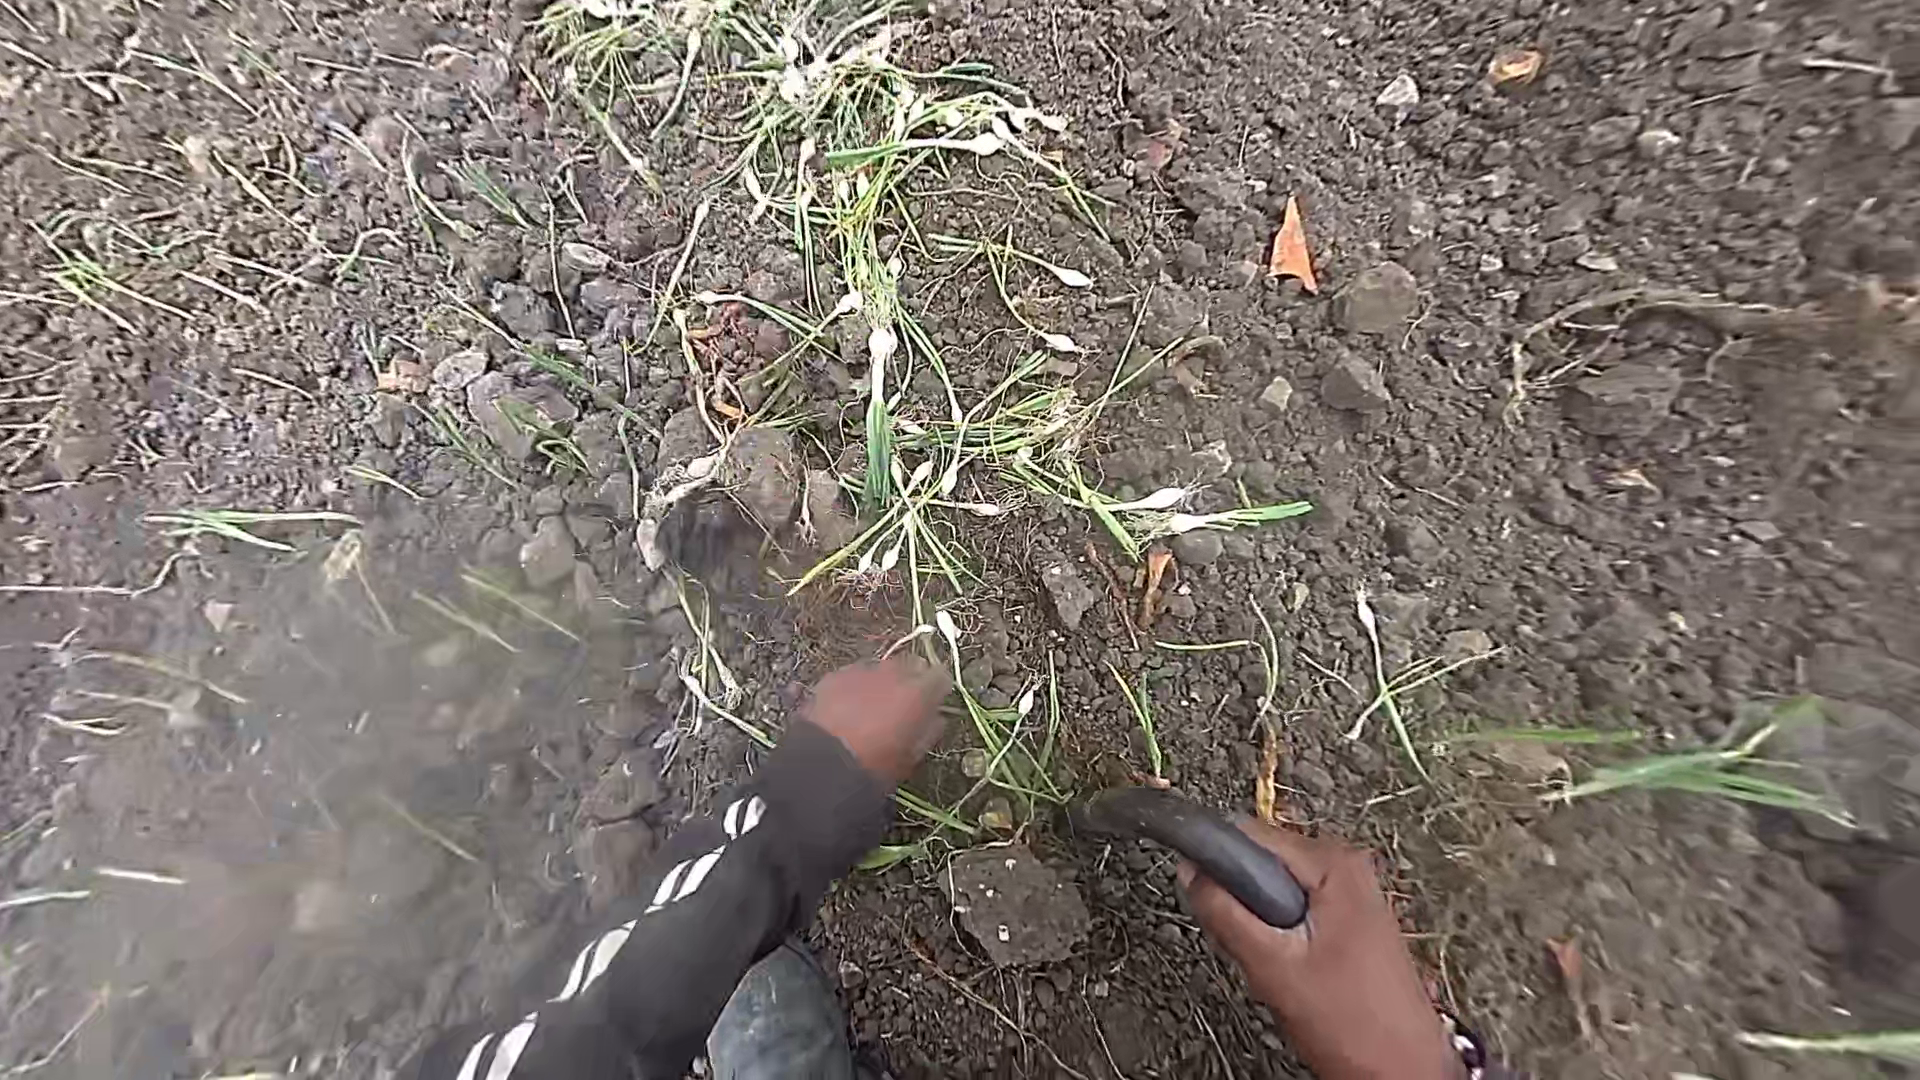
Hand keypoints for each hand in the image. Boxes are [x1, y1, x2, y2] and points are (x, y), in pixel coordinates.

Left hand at [801, 654, 950, 786]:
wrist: (822, 766)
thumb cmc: (875, 767)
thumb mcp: (911, 757)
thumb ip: (929, 731)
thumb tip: (936, 718)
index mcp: (919, 693)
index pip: (940, 676)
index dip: (938, 688)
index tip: (935, 700)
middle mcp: (894, 673)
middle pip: (912, 664)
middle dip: (912, 678)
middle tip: (905, 701)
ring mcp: (863, 671)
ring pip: (882, 667)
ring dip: (883, 680)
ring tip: (873, 704)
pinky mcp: (836, 675)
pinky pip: (854, 674)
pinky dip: (857, 685)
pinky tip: (848, 705)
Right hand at [1179, 822, 1460, 1079]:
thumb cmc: (1358, 1029)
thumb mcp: (1272, 966)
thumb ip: (1224, 911)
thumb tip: (1189, 870)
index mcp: (1333, 862)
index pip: (1247, 833)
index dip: (1218, 864)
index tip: (1208, 895)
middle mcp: (1345, 865)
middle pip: (1259, 859)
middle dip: (1242, 897)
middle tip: (1252, 943)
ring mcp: (1349, 889)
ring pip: (1271, 883)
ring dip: (1258, 916)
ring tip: (1277, 960)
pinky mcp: (1347, 912)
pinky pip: (1290, 901)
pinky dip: (1278, 927)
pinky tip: (1290, 963)